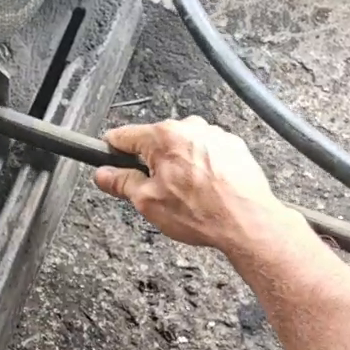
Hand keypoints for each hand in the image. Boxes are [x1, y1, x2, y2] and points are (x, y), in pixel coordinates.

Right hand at [93, 116, 298, 259]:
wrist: (247, 222)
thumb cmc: (201, 213)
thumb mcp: (147, 202)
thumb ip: (121, 183)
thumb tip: (103, 174)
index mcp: (164, 136)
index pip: (123, 135)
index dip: (112, 151)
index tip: (110, 162)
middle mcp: (190, 127)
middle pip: (155, 142)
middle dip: (151, 164)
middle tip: (157, 192)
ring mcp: (214, 135)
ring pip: (182, 148)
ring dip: (178, 166)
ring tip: (187, 196)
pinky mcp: (232, 146)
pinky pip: (205, 153)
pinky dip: (201, 168)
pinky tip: (205, 191)